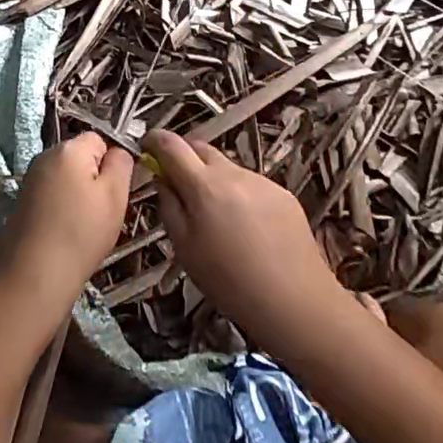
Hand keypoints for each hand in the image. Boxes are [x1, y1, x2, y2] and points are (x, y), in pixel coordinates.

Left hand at [0, 133, 132, 300]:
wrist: (35, 273)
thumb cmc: (81, 231)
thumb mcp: (114, 195)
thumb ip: (121, 164)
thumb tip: (118, 152)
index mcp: (68, 149)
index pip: (99, 139)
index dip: (113, 161)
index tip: (117, 190)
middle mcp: (45, 156)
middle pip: (81, 157)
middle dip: (96, 178)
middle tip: (104, 209)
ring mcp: (31, 178)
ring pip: (68, 178)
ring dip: (80, 194)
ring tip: (86, 224)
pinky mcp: (23, 200)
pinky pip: (53, 194)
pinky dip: (63, 207)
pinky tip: (67, 230)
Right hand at [143, 130, 352, 352]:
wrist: (295, 301)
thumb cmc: (229, 281)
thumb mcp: (183, 247)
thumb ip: (168, 205)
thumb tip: (162, 179)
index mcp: (204, 186)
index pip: (172, 145)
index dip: (155, 141)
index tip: (147, 146)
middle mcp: (234, 174)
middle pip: (201, 149)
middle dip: (184, 158)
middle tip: (178, 185)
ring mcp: (262, 181)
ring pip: (227, 168)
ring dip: (213, 179)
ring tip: (216, 218)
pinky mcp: (283, 193)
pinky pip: (250, 184)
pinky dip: (238, 194)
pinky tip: (246, 228)